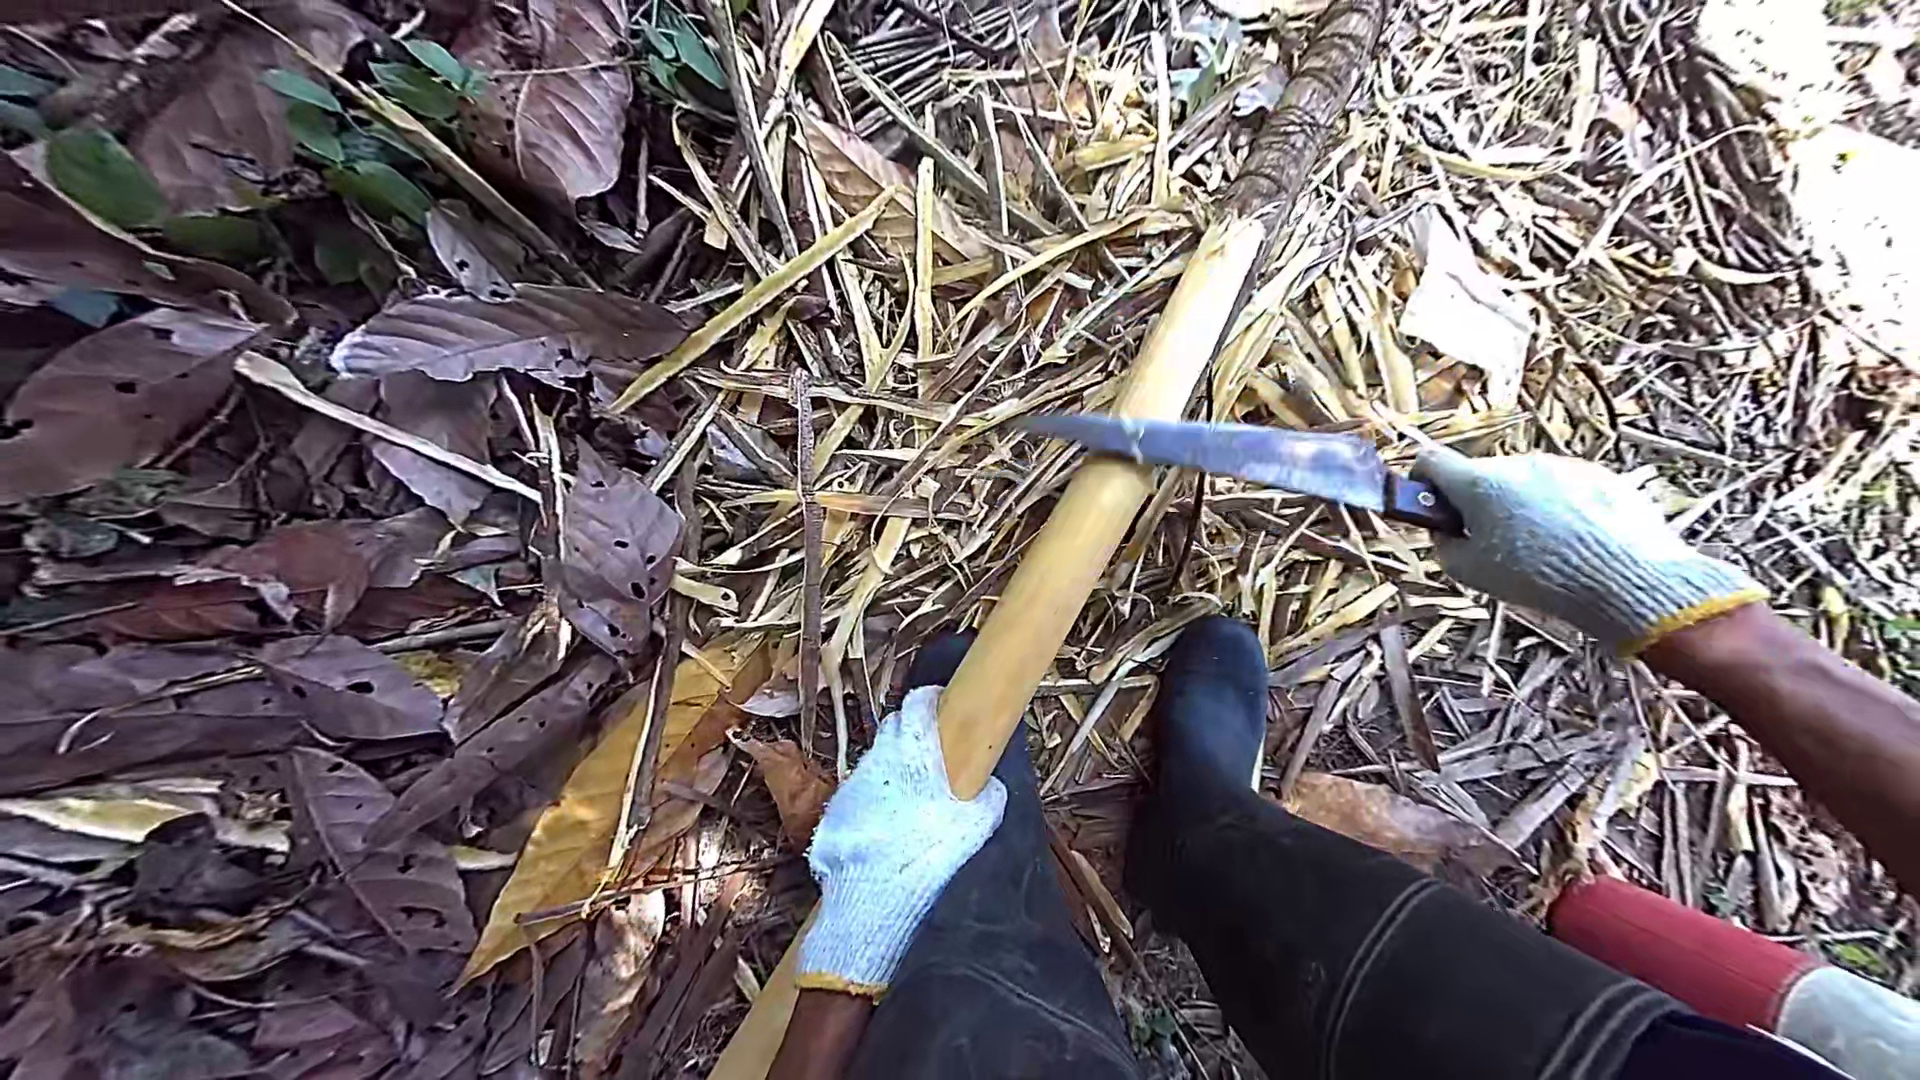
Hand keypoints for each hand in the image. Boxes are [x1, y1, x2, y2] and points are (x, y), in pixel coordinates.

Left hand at [796, 685, 1006, 995]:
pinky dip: (874, 791)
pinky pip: (860, 784)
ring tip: (909, 793)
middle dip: (912, 731)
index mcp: (914, 752)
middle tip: (929, 753)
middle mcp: (881, 756)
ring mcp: (856, 778)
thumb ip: (987, 797)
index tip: (940, 703)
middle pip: (896, 724)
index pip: (918, 703)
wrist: (870, 901)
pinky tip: (886, 818)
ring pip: (878, 754)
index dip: (930, 699)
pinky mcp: (838, 802)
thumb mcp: (973, 828)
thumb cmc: (926, 859)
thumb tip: (990, 783)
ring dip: (894, 762)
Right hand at [1413, 448, 1765, 653]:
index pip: (1430, 459)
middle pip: (1478, 473)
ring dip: (1513, 502)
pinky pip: (1559, 484)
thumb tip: (1444, 527)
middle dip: (1473, 499)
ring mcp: (1562, 466)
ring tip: (1533, 541)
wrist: (1629, 583)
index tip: (1429, 501)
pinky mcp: (1600, 474)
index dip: (1422, 478)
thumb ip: (1443, 540)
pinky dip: (1553, 504)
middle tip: (1484, 536)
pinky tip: (1567, 537)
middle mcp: (1517, 463)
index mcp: (1477, 482)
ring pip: (1519, 479)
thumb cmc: (1535, 577)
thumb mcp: (1464, 568)